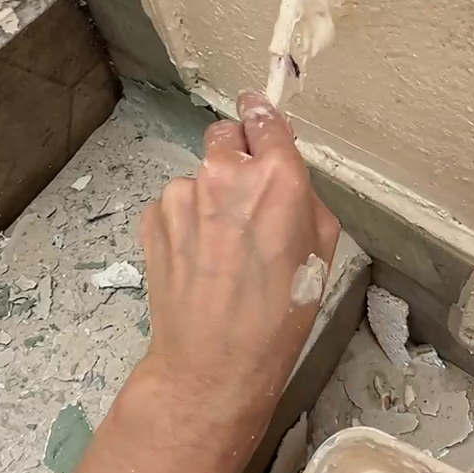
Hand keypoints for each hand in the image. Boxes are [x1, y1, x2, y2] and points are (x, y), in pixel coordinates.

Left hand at [138, 91, 340, 416]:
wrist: (213, 363)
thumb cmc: (282, 312)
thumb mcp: (321, 249)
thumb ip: (305, 198)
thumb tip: (285, 180)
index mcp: (277, 177)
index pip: (265, 118)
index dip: (262, 112)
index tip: (257, 109)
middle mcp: (225, 174)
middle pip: (227, 135)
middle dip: (237, 155)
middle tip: (245, 196)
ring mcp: (182, 194)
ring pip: (200, 174)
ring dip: (210, 193)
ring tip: (220, 243)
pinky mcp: (152, 217)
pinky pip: (176, 202)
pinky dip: (187, 217)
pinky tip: (197, 255)